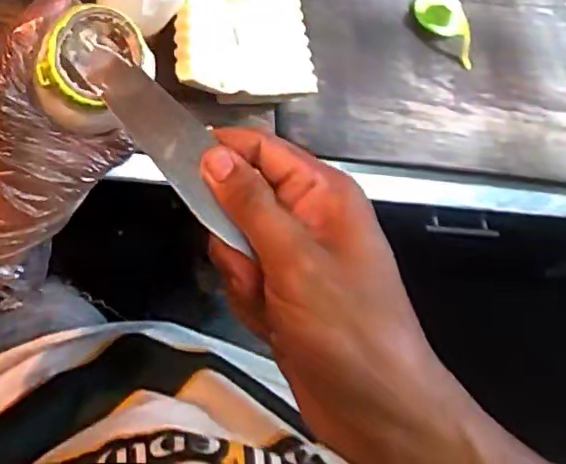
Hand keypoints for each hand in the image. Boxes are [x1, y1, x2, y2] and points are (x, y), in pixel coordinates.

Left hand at [0, 0, 133, 288]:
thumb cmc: (29, 199)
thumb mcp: (81, 169)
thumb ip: (114, 139)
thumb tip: (146, 118)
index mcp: (6, 99)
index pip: (18, 41)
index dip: (40, 14)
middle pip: (12, 43)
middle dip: (43, 22)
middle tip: (77, 14)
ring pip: (7, 57)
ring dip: (35, 41)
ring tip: (69, 33)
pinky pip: (7, 75)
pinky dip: (29, 62)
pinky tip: (52, 69)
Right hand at [201, 128, 544, 463]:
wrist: (380, 418)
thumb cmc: (354, 334)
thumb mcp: (295, 260)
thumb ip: (249, 203)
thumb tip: (213, 155)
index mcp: (321, 192)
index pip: (259, 147)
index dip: (222, 151)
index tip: (186, 165)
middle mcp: (306, 214)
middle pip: (238, 194)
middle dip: (232, 234)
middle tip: (251, 264)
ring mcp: (293, 253)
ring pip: (232, 238)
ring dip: (239, 272)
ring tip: (269, 301)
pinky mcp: (281, 286)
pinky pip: (239, 272)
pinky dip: (246, 298)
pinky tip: (273, 322)